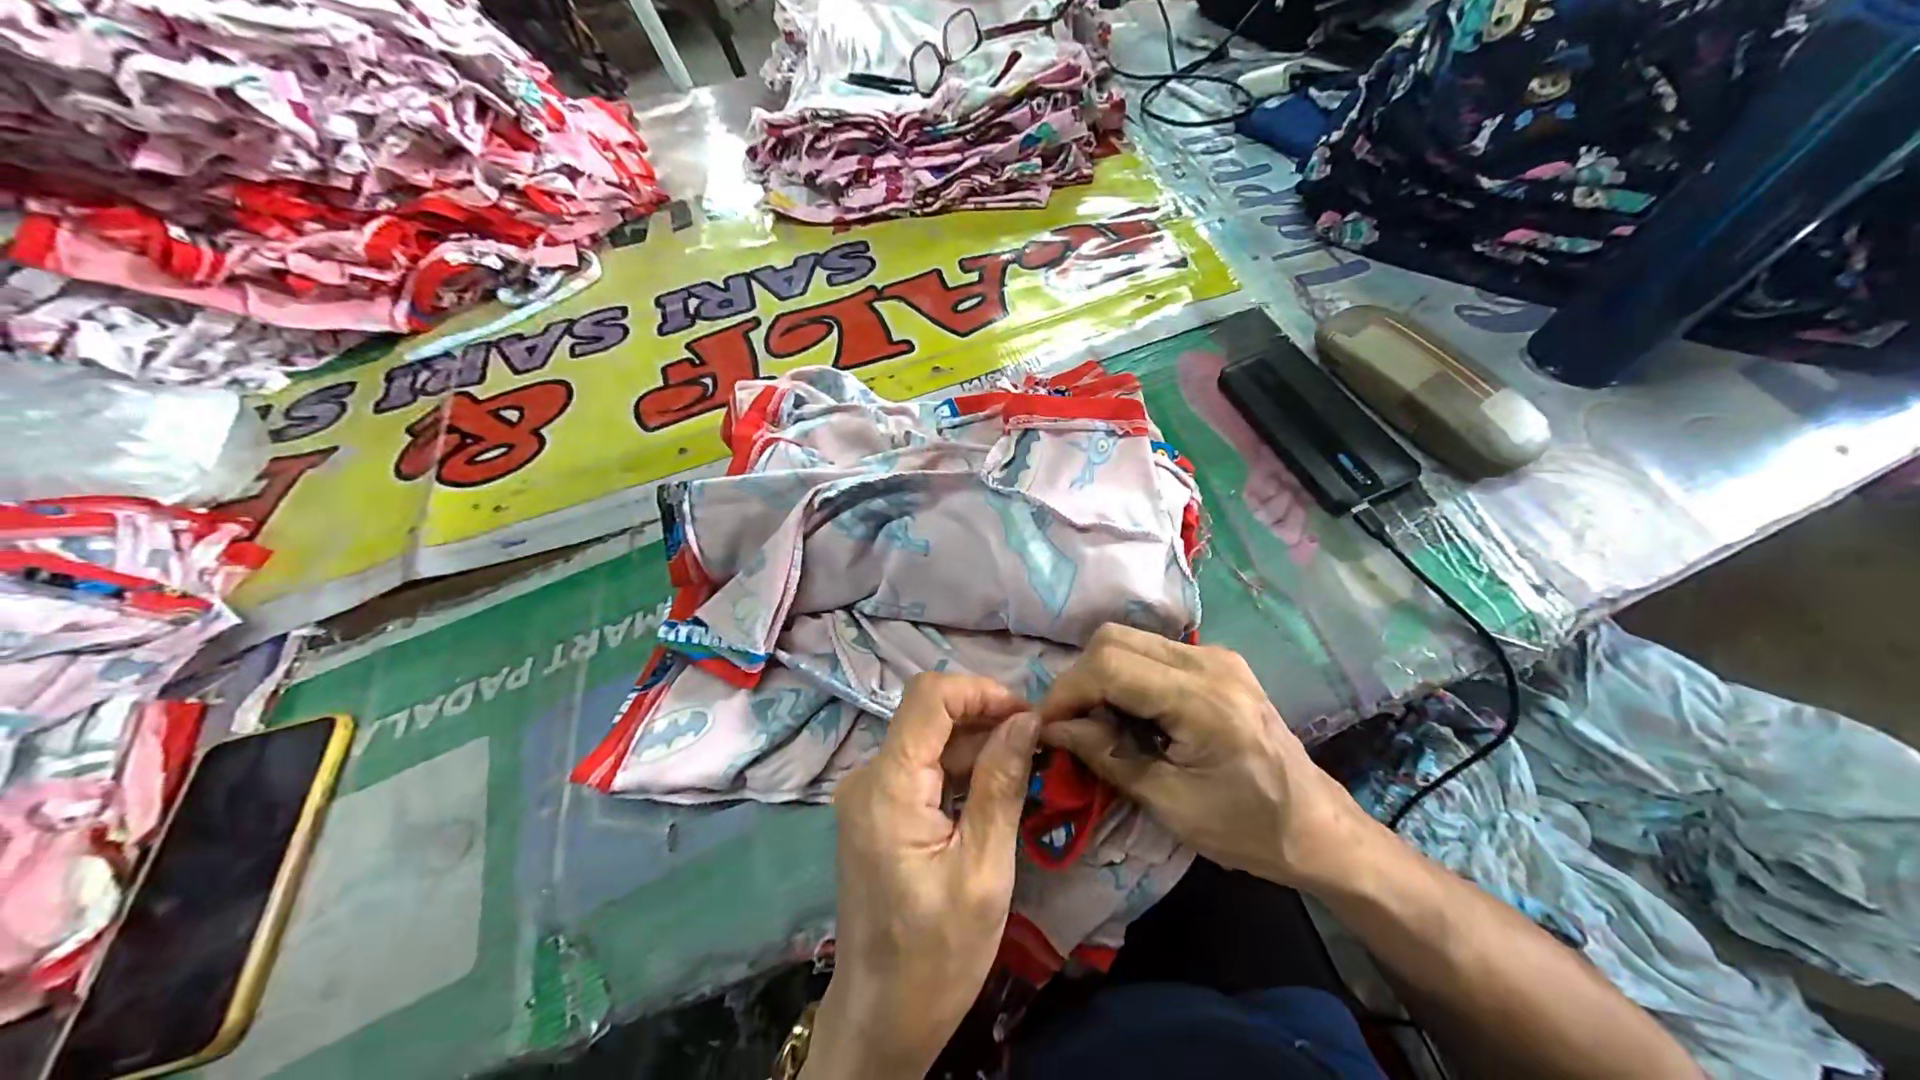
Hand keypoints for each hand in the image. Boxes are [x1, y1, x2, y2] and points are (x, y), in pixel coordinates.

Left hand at [802, 674, 1039, 1079]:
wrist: (882, 1018)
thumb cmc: (937, 955)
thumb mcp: (984, 870)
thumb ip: (1001, 785)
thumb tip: (1026, 719)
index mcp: (888, 788)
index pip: (929, 697)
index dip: (981, 692)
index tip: (1028, 715)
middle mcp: (868, 779)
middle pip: (928, 716)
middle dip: (985, 718)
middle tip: (1039, 743)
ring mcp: (869, 796)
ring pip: (927, 742)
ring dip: (977, 745)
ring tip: (1028, 765)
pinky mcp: (877, 814)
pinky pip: (921, 772)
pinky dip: (960, 771)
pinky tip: (997, 788)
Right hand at [1038, 624, 1376, 890]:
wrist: (1317, 828)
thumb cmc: (1247, 828)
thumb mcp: (1169, 803)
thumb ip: (1107, 756)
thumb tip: (1053, 727)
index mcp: (1203, 700)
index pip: (1110, 665)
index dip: (1067, 691)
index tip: (1047, 726)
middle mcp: (1210, 662)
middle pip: (1115, 638)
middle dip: (1079, 677)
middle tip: (1070, 723)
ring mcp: (1216, 657)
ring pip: (1130, 638)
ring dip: (1099, 674)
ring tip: (1094, 720)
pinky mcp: (1218, 663)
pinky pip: (1151, 651)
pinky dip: (1124, 674)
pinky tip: (1127, 713)